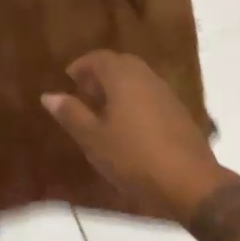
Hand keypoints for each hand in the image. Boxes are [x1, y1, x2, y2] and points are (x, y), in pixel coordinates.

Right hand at [43, 50, 233, 222]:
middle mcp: (145, 76)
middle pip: (119, 64)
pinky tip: (129, 126)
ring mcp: (166, 92)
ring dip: (118, 87)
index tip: (68, 80)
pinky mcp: (178, 111)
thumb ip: (71, 114)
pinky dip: (134, 99)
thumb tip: (48, 95)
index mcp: (123, 77)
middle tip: (84, 94)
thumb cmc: (134, 158)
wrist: (190, 183)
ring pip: (136, 78)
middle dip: (99, 74)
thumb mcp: (94, 140)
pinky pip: (149, 93)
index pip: (99, 57)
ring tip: (103, 111)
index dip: (81, 66)